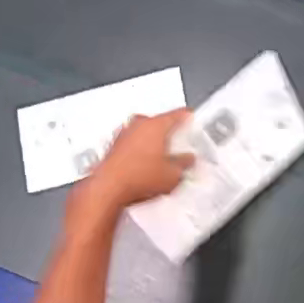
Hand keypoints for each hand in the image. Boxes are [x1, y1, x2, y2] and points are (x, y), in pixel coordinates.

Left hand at [78, 109, 193, 214]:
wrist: (109, 188)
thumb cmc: (136, 178)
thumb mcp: (173, 175)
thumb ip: (184, 163)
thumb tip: (187, 160)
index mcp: (155, 125)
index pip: (178, 114)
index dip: (190, 119)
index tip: (194, 122)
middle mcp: (138, 124)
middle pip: (161, 123)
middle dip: (172, 135)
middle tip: (180, 149)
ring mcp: (124, 132)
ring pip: (147, 133)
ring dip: (155, 143)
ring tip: (163, 163)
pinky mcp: (115, 144)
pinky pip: (135, 142)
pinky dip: (142, 151)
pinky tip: (147, 167)